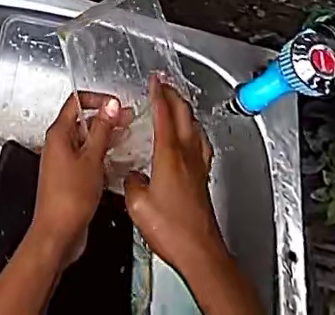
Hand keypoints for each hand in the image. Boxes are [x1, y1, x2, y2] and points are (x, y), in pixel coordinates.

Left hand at [28, 90, 130, 267]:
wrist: (57, 235)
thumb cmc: (68, 200)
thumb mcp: (92, 159)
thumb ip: (102, 129)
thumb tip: (110, 106)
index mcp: (58, 133)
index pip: (76, 101)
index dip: (97, 99)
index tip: (115, 104)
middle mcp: (57, 144)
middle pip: (82, 120)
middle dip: (105, 117)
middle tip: (126, 118)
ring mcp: (62, 160)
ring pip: (85, 139)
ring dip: (104, 135)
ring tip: (125, 134)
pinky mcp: (69, 176)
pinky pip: (85, 156)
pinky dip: (100, 153)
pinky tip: (114, 158)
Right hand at [123, 77, 227, 276]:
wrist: (200, 253)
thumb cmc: (172, 230)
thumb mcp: (138, 205)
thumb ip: (131, 182)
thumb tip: (131, 176)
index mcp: (169, 153)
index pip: (164, 112)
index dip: (158, 93)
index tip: (154, 80)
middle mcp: (187, 154)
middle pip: (183, 112)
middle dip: (173, 94)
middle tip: (163, 84)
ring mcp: (198, 165)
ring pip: (194, 125)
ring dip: (184, 109)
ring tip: (176, 104)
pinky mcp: (203, 178)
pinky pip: (201, 143)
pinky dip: (195, 130)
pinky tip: (193, 136)